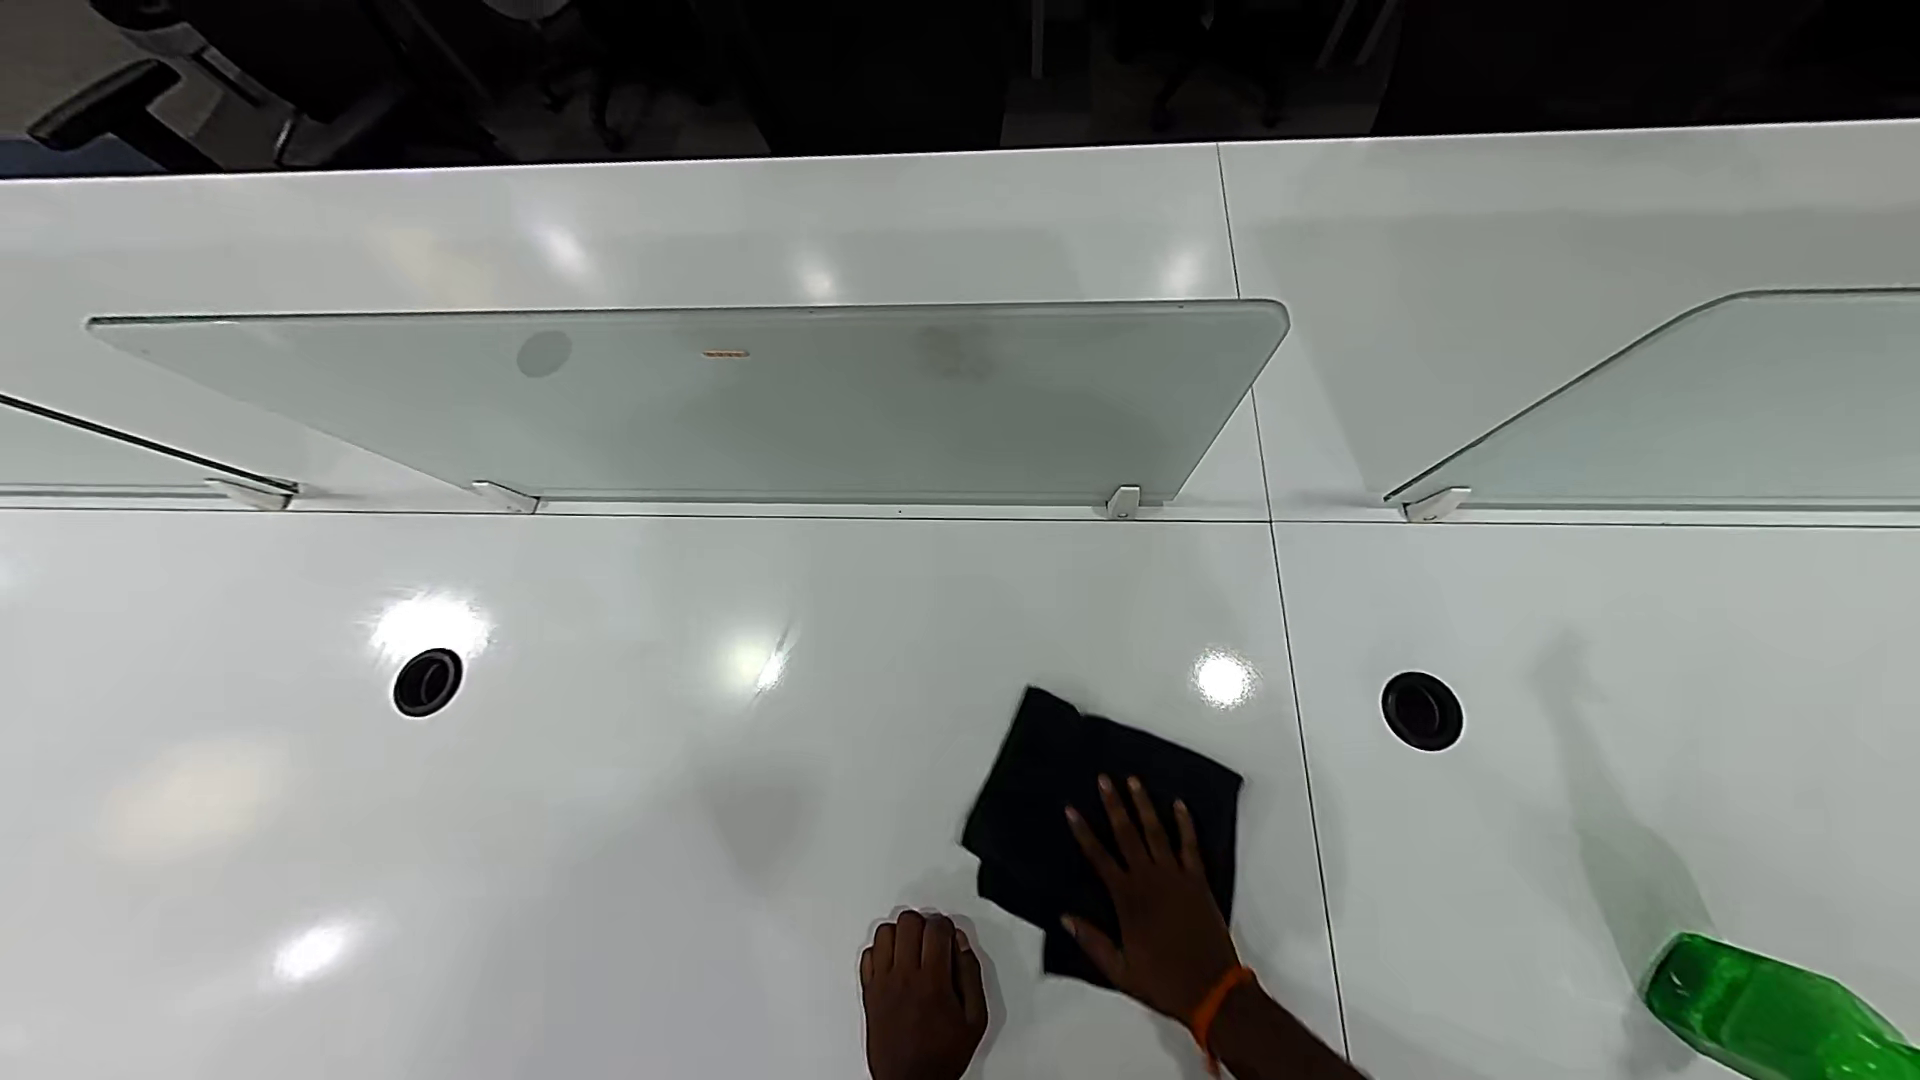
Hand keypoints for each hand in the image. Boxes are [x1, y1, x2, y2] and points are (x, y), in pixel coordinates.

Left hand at [860, 910, 987, 1079]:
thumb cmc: (940, 1056)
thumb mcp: (974, 1019)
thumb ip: (971, 974)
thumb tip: (961, 944)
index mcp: (933, 982)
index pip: (936, 928)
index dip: (945, 925)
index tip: (948, 934)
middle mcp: (905, 977)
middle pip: (908, 922)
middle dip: (923, 924)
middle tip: (930, 939)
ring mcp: (883, 983)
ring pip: (885, 932)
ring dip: (900, 933)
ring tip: (911, 946)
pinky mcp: (869, 992)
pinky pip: (868, 954)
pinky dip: (881, 951)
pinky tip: (894, 961)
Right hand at [1063, 775, 1241, 1020]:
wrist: (1213, 991)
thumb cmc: (1163, 981)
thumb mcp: (1120, 970)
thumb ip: (1092, 941)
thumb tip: (1064, 917)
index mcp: (1127, 898)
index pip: (1098, 857)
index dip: (1083, 832)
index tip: (1071, 809)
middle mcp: (1149, 879)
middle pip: (1126, 833)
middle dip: (1113, 804)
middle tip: (1104, 779)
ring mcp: (1175, 877)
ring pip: (1156, 832)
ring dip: (1143, 804)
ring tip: (1134, 780)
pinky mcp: (1198, 881)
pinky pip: (1190, 846)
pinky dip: (1185, 824)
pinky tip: (1179, 804)